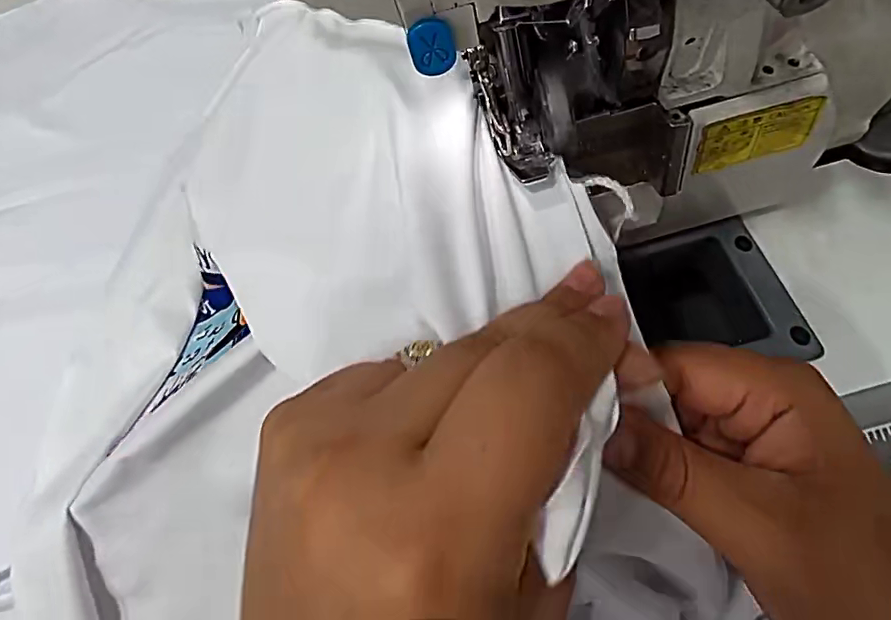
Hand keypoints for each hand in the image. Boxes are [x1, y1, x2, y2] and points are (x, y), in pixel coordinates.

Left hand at [242, 261, 633, 619]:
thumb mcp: (528, 595)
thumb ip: (555, 479)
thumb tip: (569, 377)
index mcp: (433, 531)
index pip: (525, 383)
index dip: (577, 338)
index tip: (605, 314)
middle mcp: (359, 467)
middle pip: (475, 350)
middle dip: (539, 324)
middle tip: (580, 300)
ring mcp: (312, 437)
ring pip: (430, 354)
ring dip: (477, 366)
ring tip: (501, 398)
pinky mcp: (285, 423)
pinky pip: (379, 374)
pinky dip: (417, 389)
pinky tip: (426, 430)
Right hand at [603, 344, 890, 619]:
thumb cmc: (875, 589)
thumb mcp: (760, 525)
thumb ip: (675, 469)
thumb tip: (606, 425)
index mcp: (778, 388)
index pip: (674, 362)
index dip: (625, 385)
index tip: (584, 413)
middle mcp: (763, 399)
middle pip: (668, 388)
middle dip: (632, 420)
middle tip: (591, 448)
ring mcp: (753, 435)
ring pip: (671, 422)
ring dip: (644, 448)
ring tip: (613, 470)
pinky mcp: (745, 468)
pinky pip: (685, 452)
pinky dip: (660, 470)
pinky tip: (643, 486)